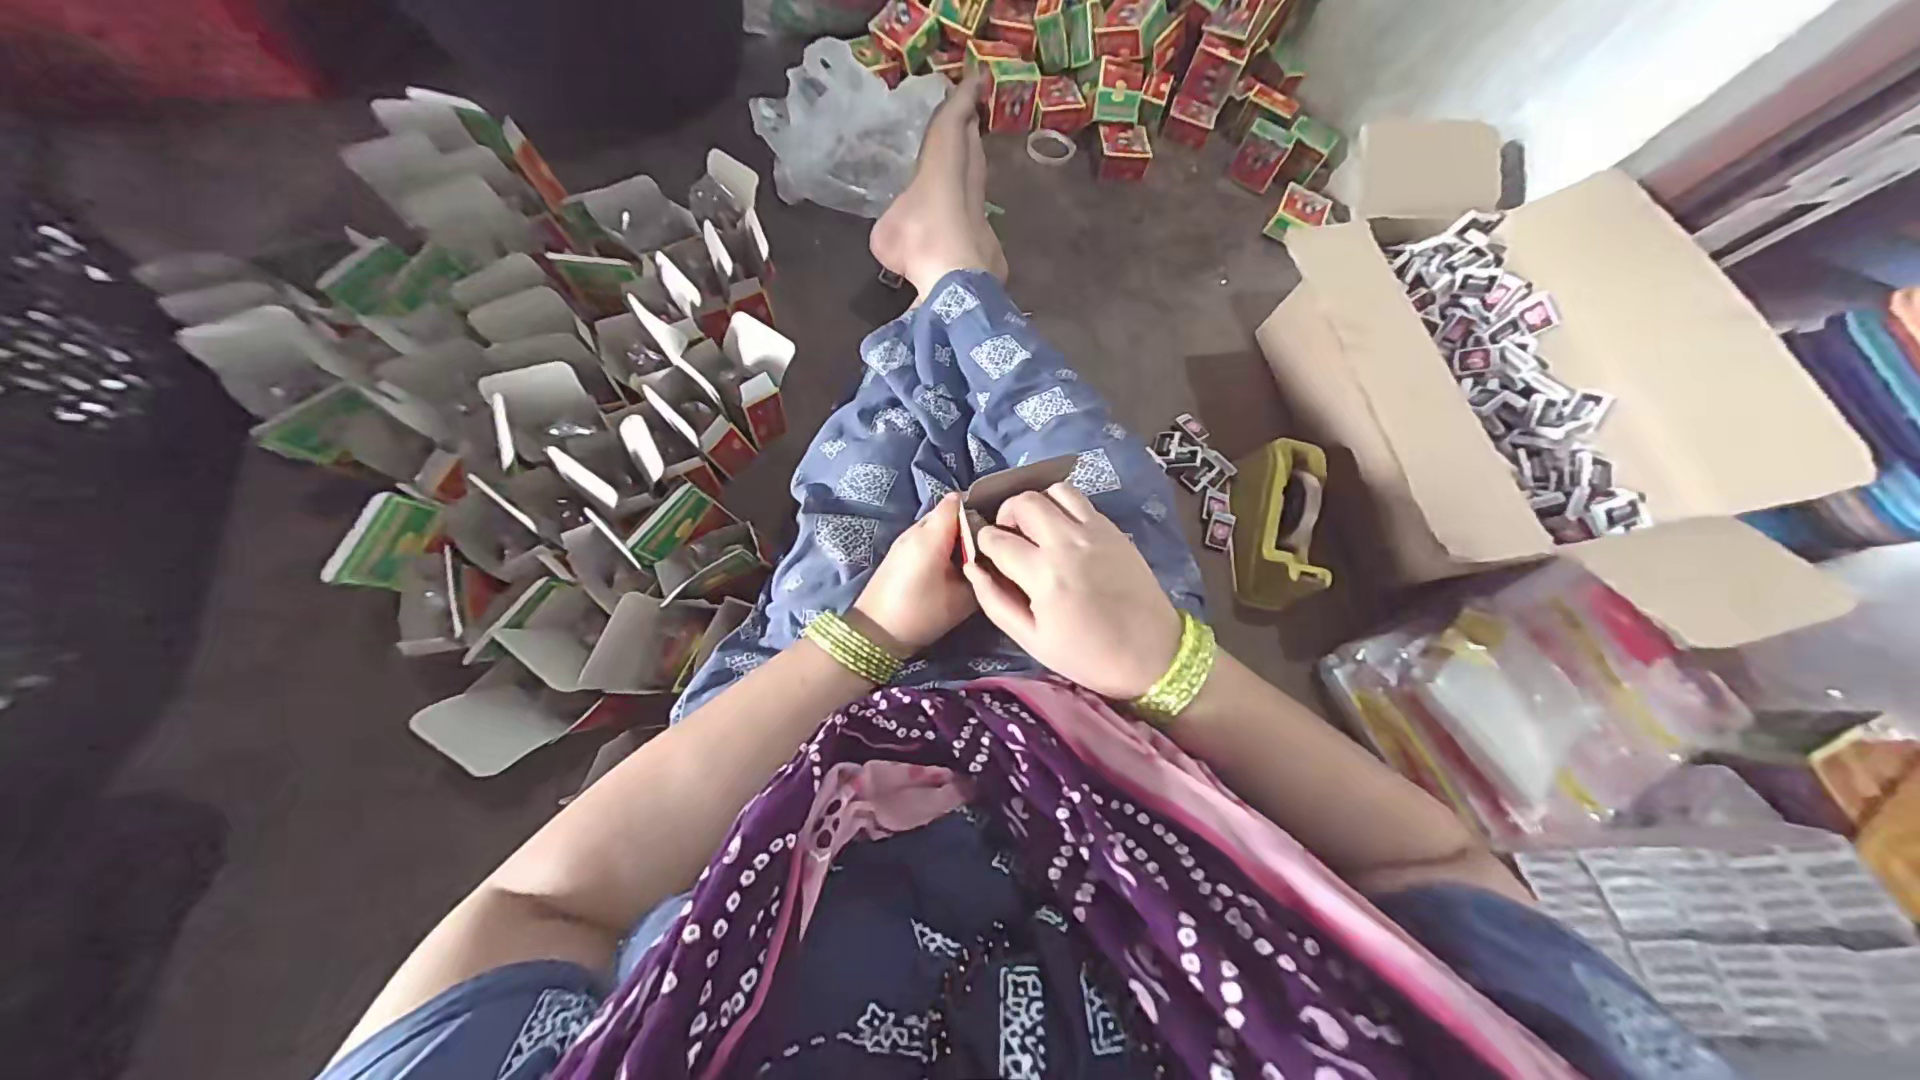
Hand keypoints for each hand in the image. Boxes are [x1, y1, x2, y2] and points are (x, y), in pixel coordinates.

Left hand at [851, 493, 977, 653]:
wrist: (875, 633)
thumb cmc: (921, 613)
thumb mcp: (962, 598)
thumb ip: (980, 573)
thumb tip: (991, 560)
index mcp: (931, 536)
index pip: (957, 503)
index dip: (977, 511)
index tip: (993, 531)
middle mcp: (915, 530)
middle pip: (946, 513)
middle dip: (966, 525)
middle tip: (984, 547)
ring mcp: (903, 541)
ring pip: (934, 527)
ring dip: (951, 537)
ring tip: (968, 558)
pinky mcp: (897, 553)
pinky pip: (924, 539)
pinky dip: (938, 546)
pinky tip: (948, 568)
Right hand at [963, 483, 1181, 698]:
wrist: (1152, 655)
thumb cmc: (1087, 655)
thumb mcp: (1031, 639)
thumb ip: (995, 601)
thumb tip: (973, 568)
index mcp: (1043, 575)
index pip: (996, 539)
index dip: (983, 544)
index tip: (987, 556)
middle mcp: (1067, 543)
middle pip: (1023, 502)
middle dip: (1005, 516)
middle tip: (1008, 538)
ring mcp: (1094, 531)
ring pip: (1054, 491)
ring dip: (1037, 505)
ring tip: (1036, 529)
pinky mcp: (1114, 530)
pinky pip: (1081, 501)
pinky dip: (1063, 508)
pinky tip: (1063, 533)